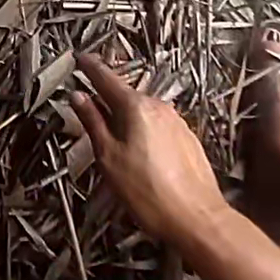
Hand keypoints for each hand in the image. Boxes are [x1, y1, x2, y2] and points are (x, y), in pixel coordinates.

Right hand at [72, 55, 230, 245]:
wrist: (200, 221)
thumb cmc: (154, 195)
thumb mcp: (109, 158)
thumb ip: (92, 122)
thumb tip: (79, 100)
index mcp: (136, 107)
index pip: (106, 77)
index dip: (89, 66)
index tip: (81, 58)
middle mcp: (158, 108)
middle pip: (124, 95)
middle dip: (106, 101)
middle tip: (89, 110)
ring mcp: (175, 122)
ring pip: (141, 112)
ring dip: (126, 120)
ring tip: (116, 147)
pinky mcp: (186, 139)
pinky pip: (157, 126)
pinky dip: (144, 133)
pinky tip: (140, 157)